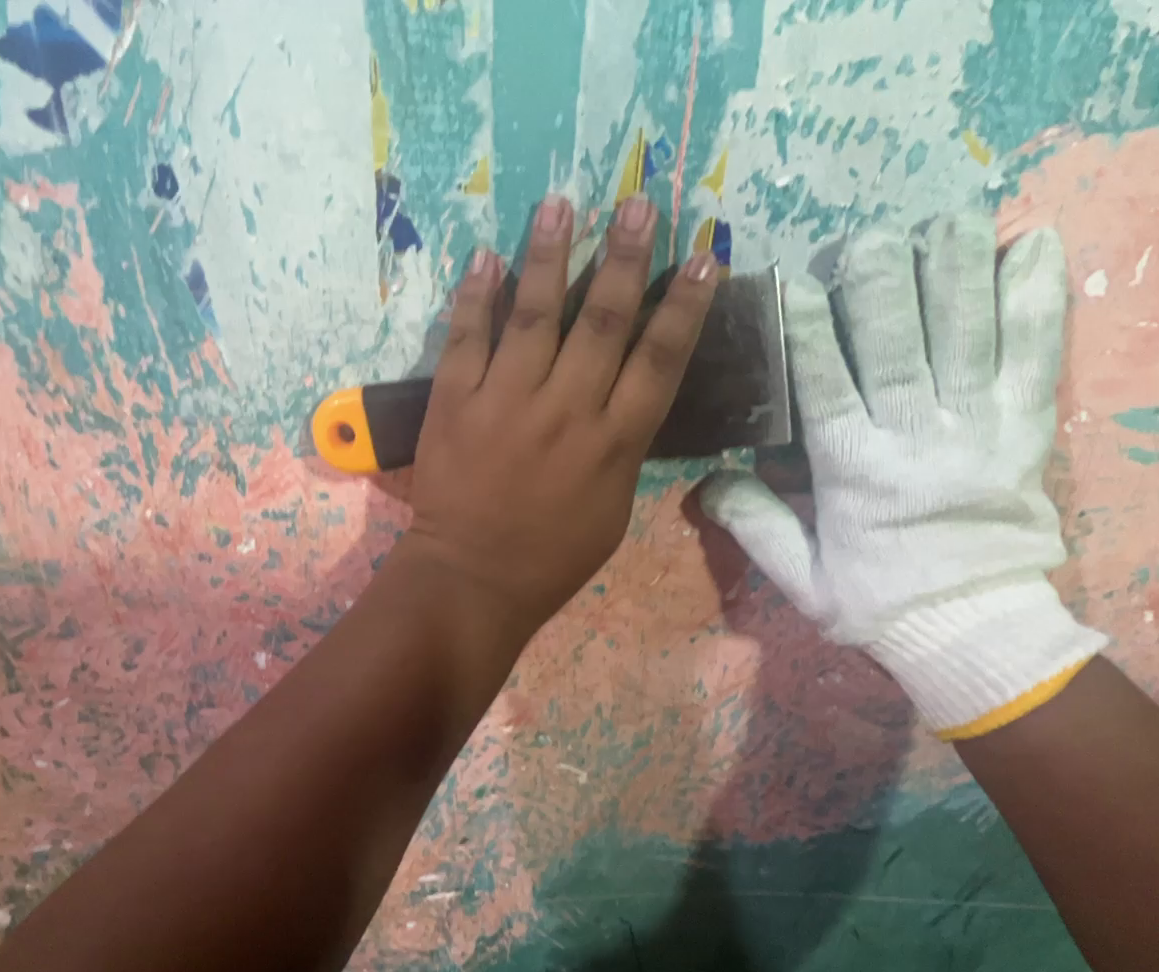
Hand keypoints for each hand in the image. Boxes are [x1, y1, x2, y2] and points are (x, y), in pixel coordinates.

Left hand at [394, 194, 719, 639]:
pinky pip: (466, 339)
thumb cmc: (551, 557)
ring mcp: (506, 401)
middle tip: (637, 203)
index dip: (685, 304)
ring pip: (533, 315)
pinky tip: (486, 256)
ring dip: (549, 255)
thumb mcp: (612, 509)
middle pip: (602, 321)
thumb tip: (627, 396)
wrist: (472, 581)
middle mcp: (566, 409)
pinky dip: (475, 296)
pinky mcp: (454, 401)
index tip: (704, 254)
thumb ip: (622, 447)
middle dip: (624, 258)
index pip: (660, 358)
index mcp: (614, 442)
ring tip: (560, 203)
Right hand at [700, 213, 1105, 738]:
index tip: (791, 282)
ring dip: (957, 271)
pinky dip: (1038, 296)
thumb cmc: (880, 601)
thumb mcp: (802, 579)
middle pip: (896, 346)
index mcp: (855, 470)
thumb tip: (702, 483)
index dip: (805, 330)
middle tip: (868, 236)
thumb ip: (754, 526)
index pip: (824, 385)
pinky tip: (1037, 241)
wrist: (974, 632)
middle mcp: (916, 435)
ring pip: (966, 333)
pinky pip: (1036, 352)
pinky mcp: (1027, 427)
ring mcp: (979, 425)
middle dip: (881, 285)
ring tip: (947, 219)